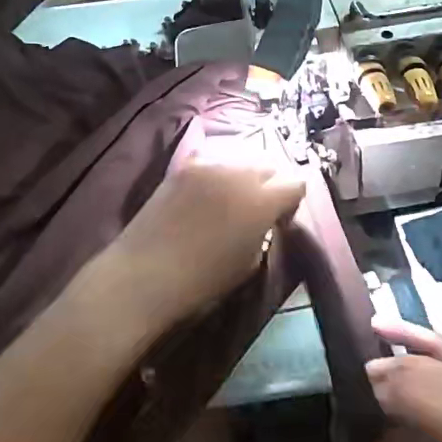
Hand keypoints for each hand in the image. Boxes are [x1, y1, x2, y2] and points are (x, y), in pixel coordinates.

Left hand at [102, 137, 305, 331]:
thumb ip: (263, 232)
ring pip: (238, 160)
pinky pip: (209, 160)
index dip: (290, 202)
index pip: (295, 183)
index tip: (278, 221)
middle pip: (268, 166)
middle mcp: (240, 174)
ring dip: (240, 177)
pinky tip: (203, 192)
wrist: (146, 273)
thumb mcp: (248, 263)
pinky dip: (213, 173)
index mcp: (263, 201)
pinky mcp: (184, 166)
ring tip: (226, 200)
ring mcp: (210, 165)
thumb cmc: (202, 281)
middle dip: (268, 184)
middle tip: (254, 210)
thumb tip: (264, 222)